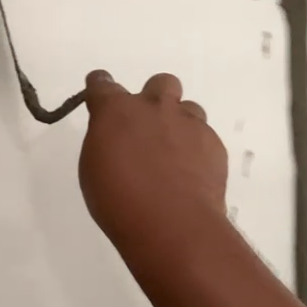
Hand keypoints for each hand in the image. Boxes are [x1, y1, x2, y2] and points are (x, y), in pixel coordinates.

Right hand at [78, 70, 229, 247]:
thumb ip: (105, 140)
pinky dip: (196, 149)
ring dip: (178, 123)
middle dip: (153, 99)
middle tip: (147, 128)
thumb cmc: (118, 199)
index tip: (99, 97)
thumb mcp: (93, 168)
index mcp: (117, 111)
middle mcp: (154, 107)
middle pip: (160, 83)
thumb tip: (116, 136)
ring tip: (173, 154)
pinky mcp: (213, 143)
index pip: (102, 83)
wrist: (170, 222)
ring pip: (188, 107)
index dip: (100, 88)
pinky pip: (204, 135)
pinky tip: (190, 174)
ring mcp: (188, 123)